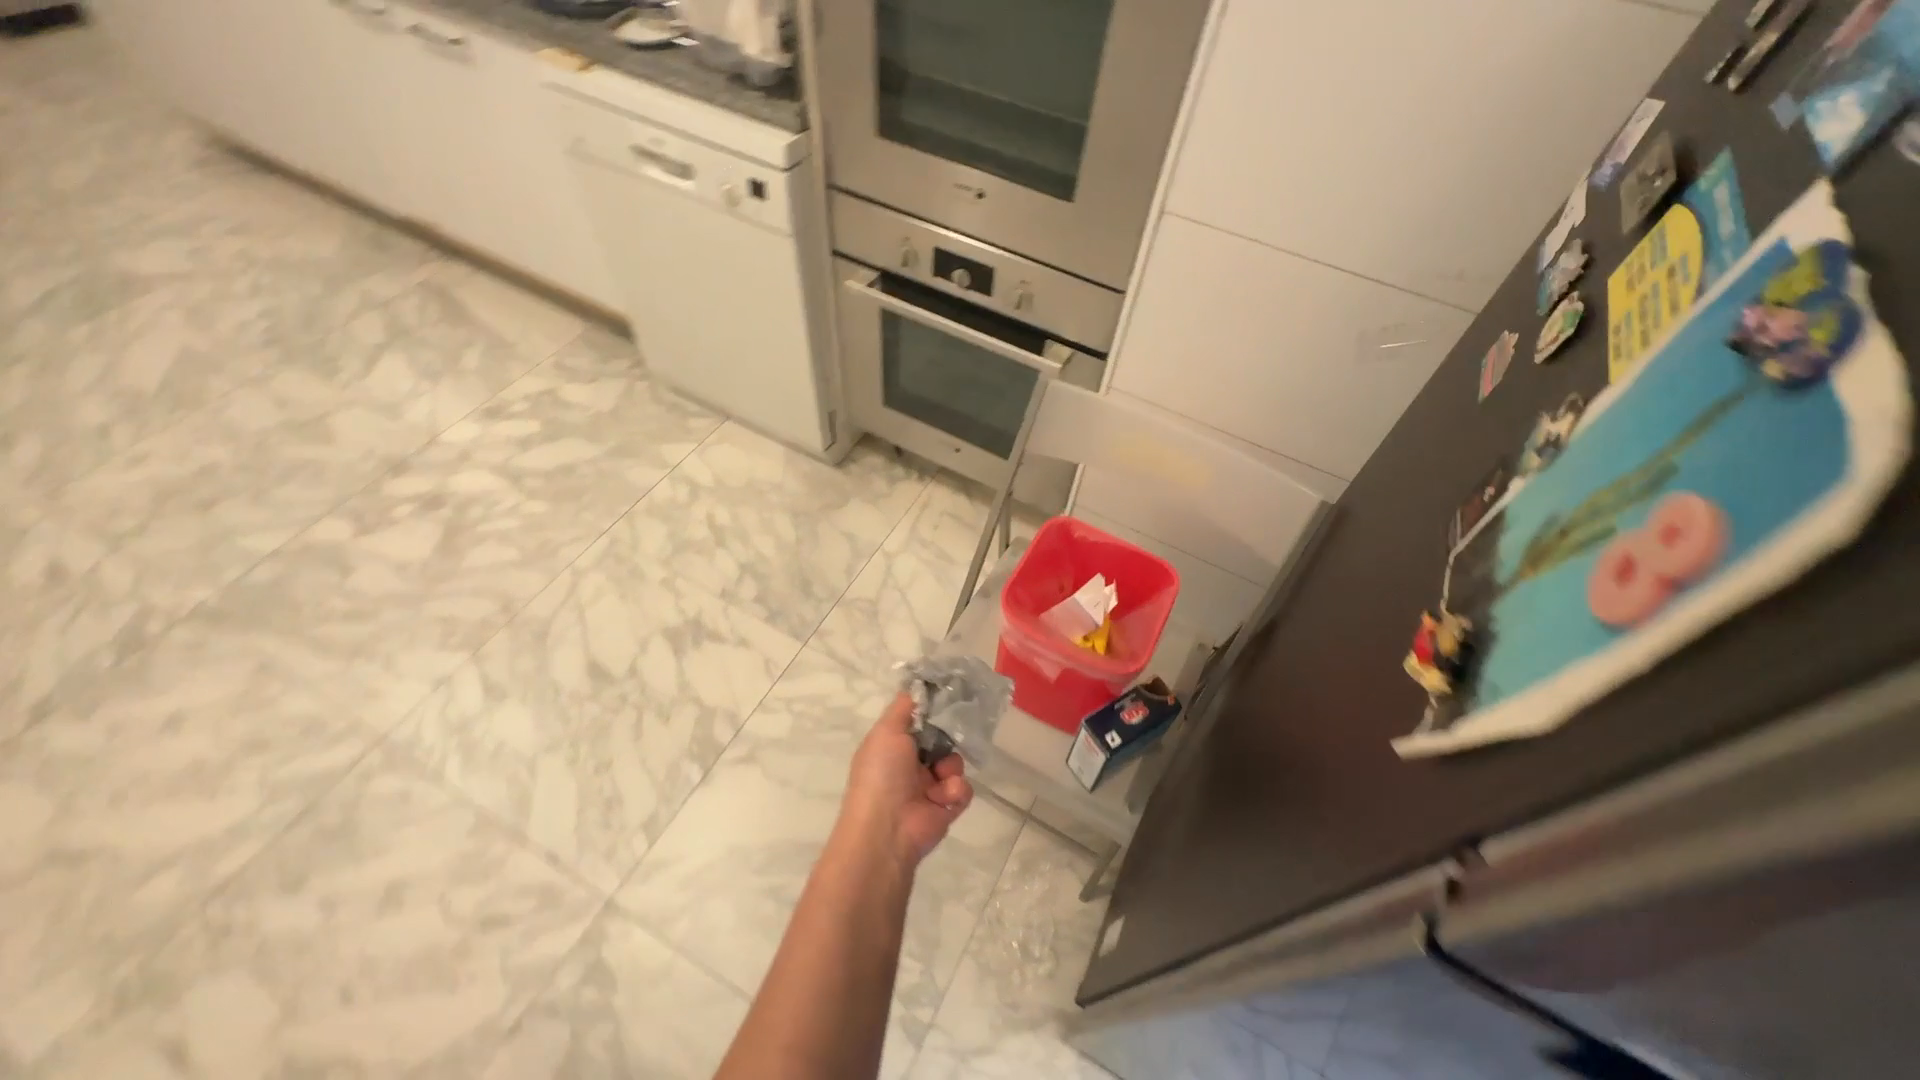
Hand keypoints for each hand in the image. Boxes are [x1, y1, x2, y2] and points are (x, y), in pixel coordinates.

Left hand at [839, 694, 973, 870]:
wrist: (888, 829)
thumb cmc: (882, 774)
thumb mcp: (886, 731)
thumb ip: (904, 707)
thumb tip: (917, 686)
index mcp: (892, 745)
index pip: (918, 720)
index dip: (934, 710)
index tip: (952, 696)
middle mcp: (910, 764)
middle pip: (941, 739)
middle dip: (948, 737)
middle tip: (952, 734)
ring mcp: (929, 786)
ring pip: (955, 762)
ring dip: (951, 767)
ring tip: (940, 777)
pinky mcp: (946, 806)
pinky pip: (962, 788)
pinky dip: (955, 791)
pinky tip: (942, 798)